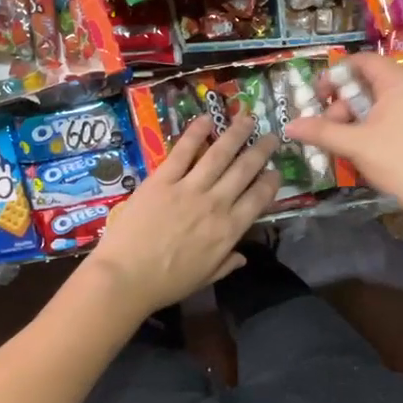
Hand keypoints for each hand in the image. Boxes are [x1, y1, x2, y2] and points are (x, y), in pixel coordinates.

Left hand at [87, 114, 280, 315]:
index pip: (258, 199)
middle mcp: (215, 204)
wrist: (126, 277)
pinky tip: (207, 118)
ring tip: (247, 118)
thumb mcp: (204, 278)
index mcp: (228, 231)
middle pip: (244, 170)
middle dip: (260, 150)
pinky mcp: (162, 180)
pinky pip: (183, 151)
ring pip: (219, 154)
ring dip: (236, 133)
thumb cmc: (166, 284)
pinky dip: (196, 132)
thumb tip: (242, 257)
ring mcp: (188, 188)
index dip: (271, 182)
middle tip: (271, 136)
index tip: (276, 171)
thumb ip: (226, 264)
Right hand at [283, 53, 402, 209]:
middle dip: (344, 104)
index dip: (334, 76)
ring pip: (380, 100)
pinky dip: (375, 123)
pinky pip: (395, 112)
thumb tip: (289, 127)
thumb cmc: (396, 161)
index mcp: (399, 79)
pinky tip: (367, 146)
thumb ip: (321, 132)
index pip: (360, 61)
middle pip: (369, 81)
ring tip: (346, 143)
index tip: (318, 98)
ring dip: (357, 117)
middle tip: (331, 128)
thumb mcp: (354, 144)